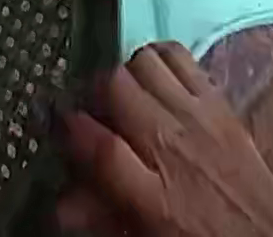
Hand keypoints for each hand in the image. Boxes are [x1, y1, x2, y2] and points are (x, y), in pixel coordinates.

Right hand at [55, 43, 272, 236]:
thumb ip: (104, 217)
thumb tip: (58, 205)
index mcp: (156, 195)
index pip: (99, 147)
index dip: (68, 126)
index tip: (55, 119)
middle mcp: (173, 147)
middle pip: (115, 86)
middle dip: (93, 89)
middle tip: (91, 105)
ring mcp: (197, 118)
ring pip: (141, 63)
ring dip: (124, 71)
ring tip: (123, 91)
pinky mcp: (217, 101)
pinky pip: (177, 56)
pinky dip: (157, 56)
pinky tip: (152, 75)